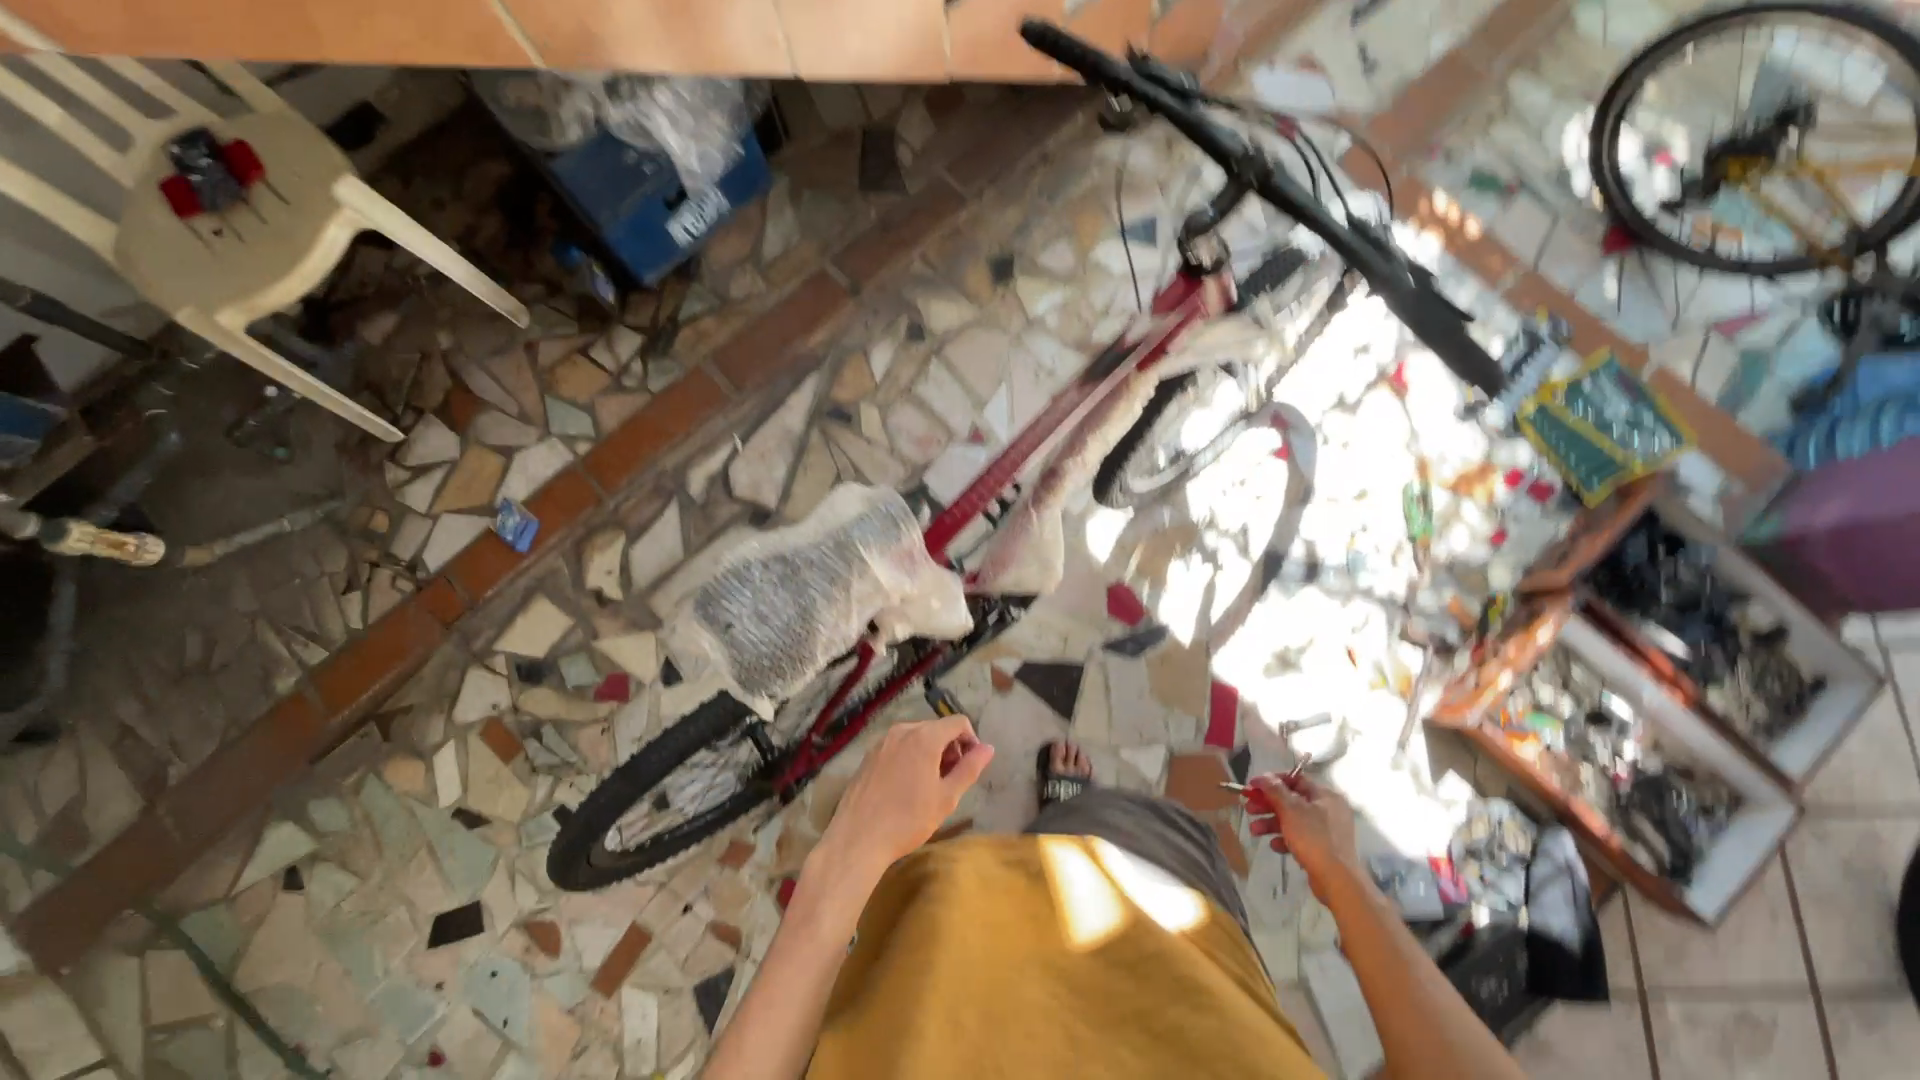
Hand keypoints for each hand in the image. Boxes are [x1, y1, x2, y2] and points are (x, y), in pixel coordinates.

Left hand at [813, 715, 993, 881]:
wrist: (858, 839)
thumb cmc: (908, 820)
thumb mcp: (946, 797)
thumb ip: (970, 768)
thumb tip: (988, 748)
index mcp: (924, 737)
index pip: (958, 722)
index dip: (971, 741)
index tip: (969, 767)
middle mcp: (901, 730)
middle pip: (936, 728)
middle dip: (950, 748)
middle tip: (950, 780)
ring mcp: (881, 742)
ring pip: (916, 737)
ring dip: (930, 753)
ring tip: (928, 786)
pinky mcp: (868, 755)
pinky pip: (898, 746)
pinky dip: (910, 757)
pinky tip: (905, 787)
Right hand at [1243, 771, 1364, 900]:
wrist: (1336, 878)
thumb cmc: (1313, 838)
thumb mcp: (1291, 810)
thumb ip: (1275, 790)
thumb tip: (1263, 777)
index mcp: (1325, 795)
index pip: (1296, 779)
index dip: (1272, 781)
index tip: (1253, 787)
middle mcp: (1328, 810)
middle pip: (1292, 801)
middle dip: (1267, 805)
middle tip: (1249, 809)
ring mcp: (1327, 830)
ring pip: (1293, 820)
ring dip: (1271, 823)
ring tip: (1254, 831)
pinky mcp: (1323, 848)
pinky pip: (1300, 837)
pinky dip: (1285, 839)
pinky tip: (1275, 846)